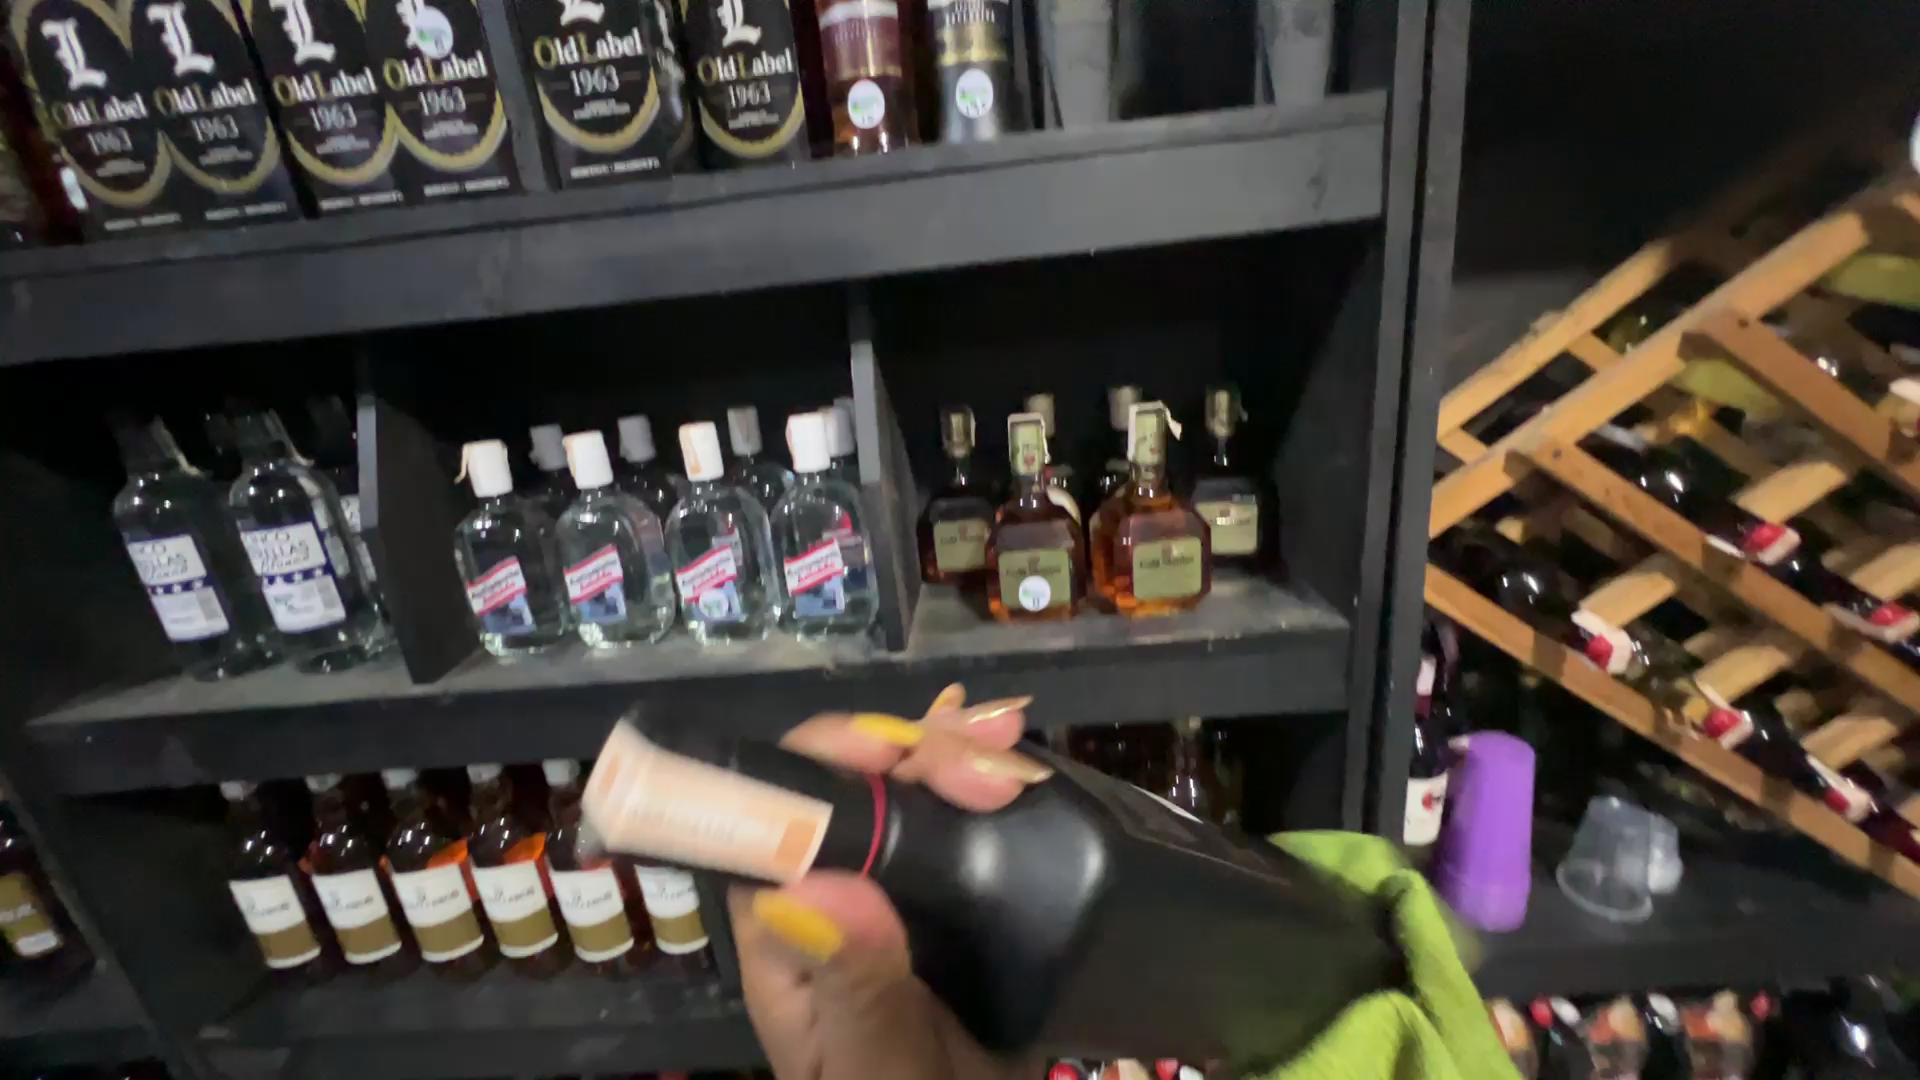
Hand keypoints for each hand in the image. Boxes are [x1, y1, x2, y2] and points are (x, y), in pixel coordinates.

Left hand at [729, 684, 1052, 1079]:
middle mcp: (833, 883)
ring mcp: (893, 875)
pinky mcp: (947, 876)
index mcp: (788, 925)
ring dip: (954, 742)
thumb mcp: (880, 1067)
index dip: (830, 761)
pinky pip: (953, 801)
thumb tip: (809, 885)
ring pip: (906, 779)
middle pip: (854, 780)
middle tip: (994, 755)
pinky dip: (979, 760)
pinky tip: (1005, 738)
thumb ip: (851, 987)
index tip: (893, 750)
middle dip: (917, 747)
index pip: (782, 813)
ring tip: (1008, 732)